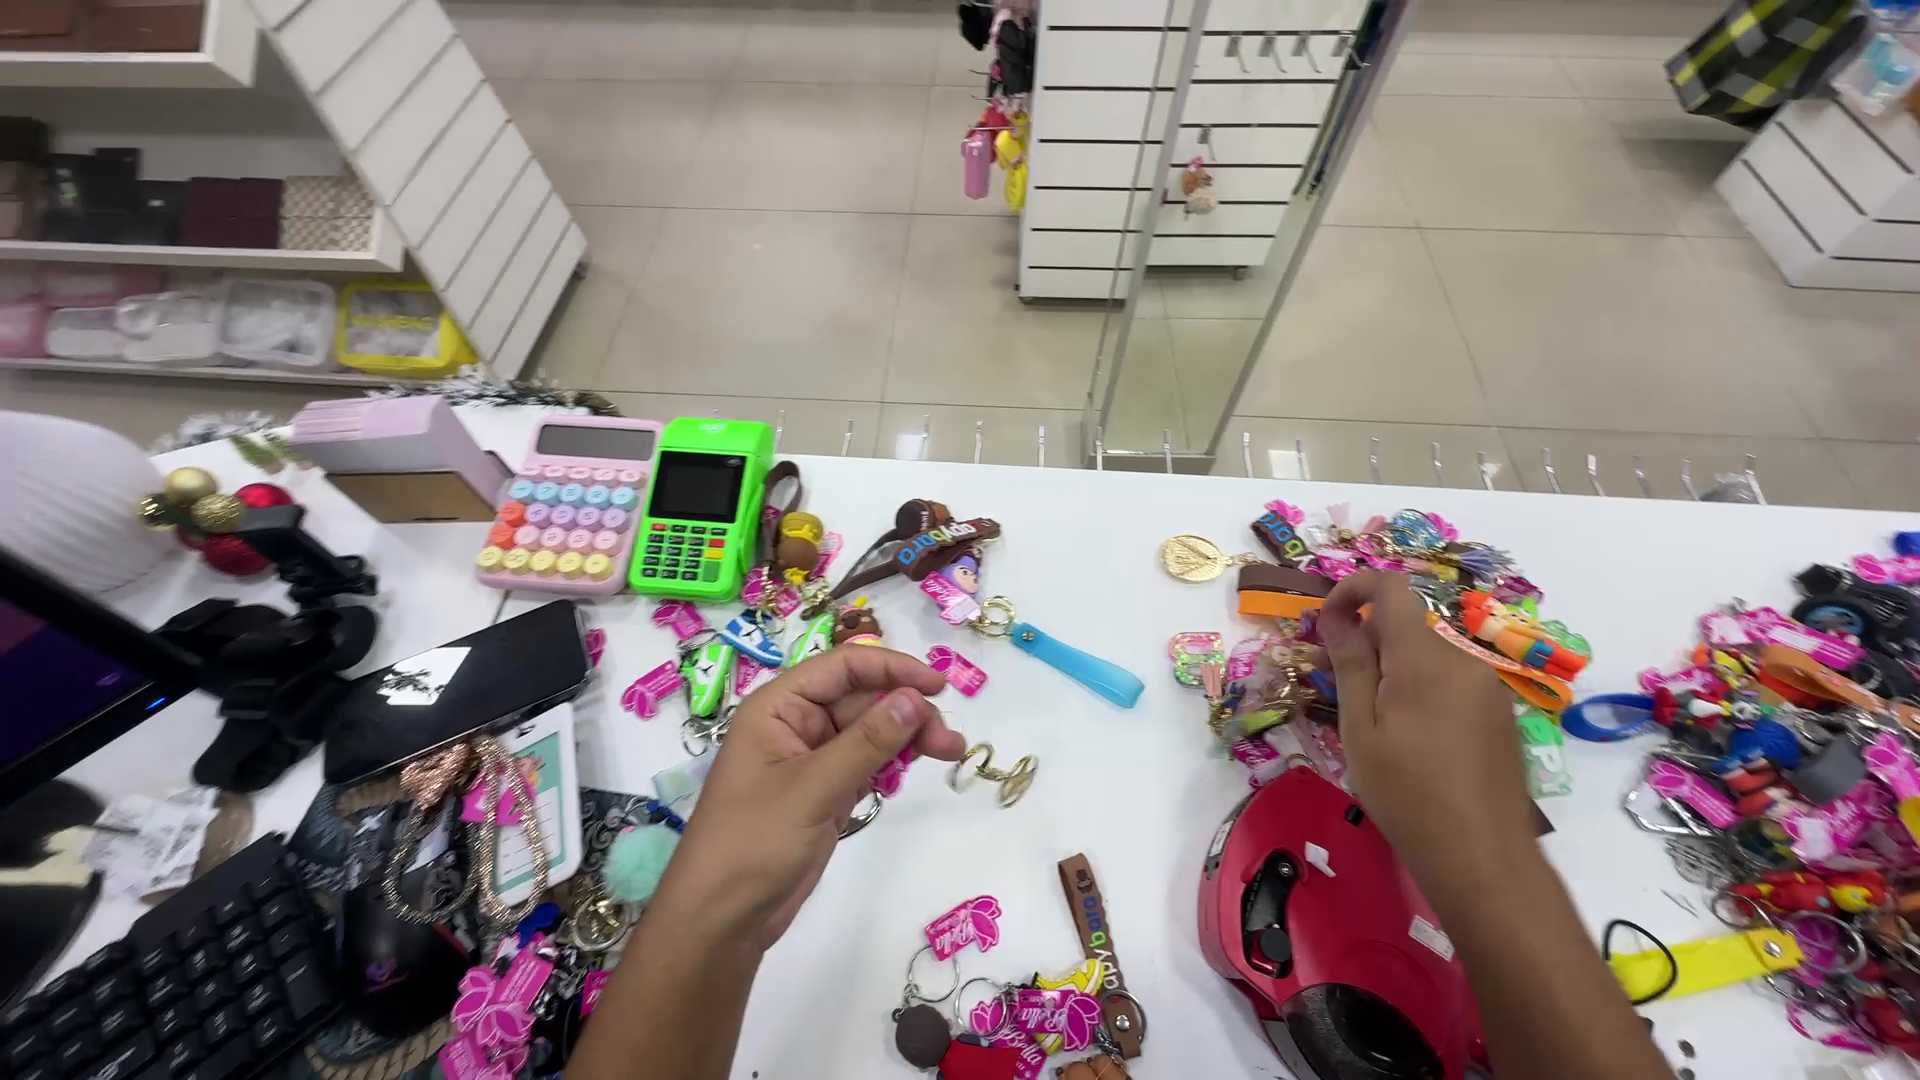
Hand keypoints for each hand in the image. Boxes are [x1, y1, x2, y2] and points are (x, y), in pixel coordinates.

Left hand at [654, 647, 967, 951]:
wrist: (721, 921)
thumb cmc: (752, 843)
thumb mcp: (812, 788)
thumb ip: (867, 742)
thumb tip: (915, 699)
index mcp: (779, 707)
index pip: (842, 668)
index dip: (891, 668)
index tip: (937, 685)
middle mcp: (796, 724)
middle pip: (863, 699)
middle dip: (908, 711)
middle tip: (949, 740)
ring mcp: (812, 759)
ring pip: (871, 731)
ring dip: (908, 737)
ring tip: (950, 751)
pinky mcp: (825, 790)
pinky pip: (867, 761)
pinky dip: (893, 762)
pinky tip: (918, 768)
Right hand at [1318, 571, 1534, 881]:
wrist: (1482, 858)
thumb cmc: (1405, 793)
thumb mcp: (1359, 727)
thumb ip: (1350, 663)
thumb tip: (1335, 615)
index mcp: (1425, 659)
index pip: (1391, 588)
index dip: (1352, 589)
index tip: (1325, 621)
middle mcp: (1463, 661)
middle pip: (1405, 624)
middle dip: (1364, 638)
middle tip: (1331, 681)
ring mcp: (1486, 687)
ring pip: (1425, 654)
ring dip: (1389, 666)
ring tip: (1365, 716)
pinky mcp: (1497, 713)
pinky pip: (1448, 679)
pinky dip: (1417, 686)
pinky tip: (1406, 735)